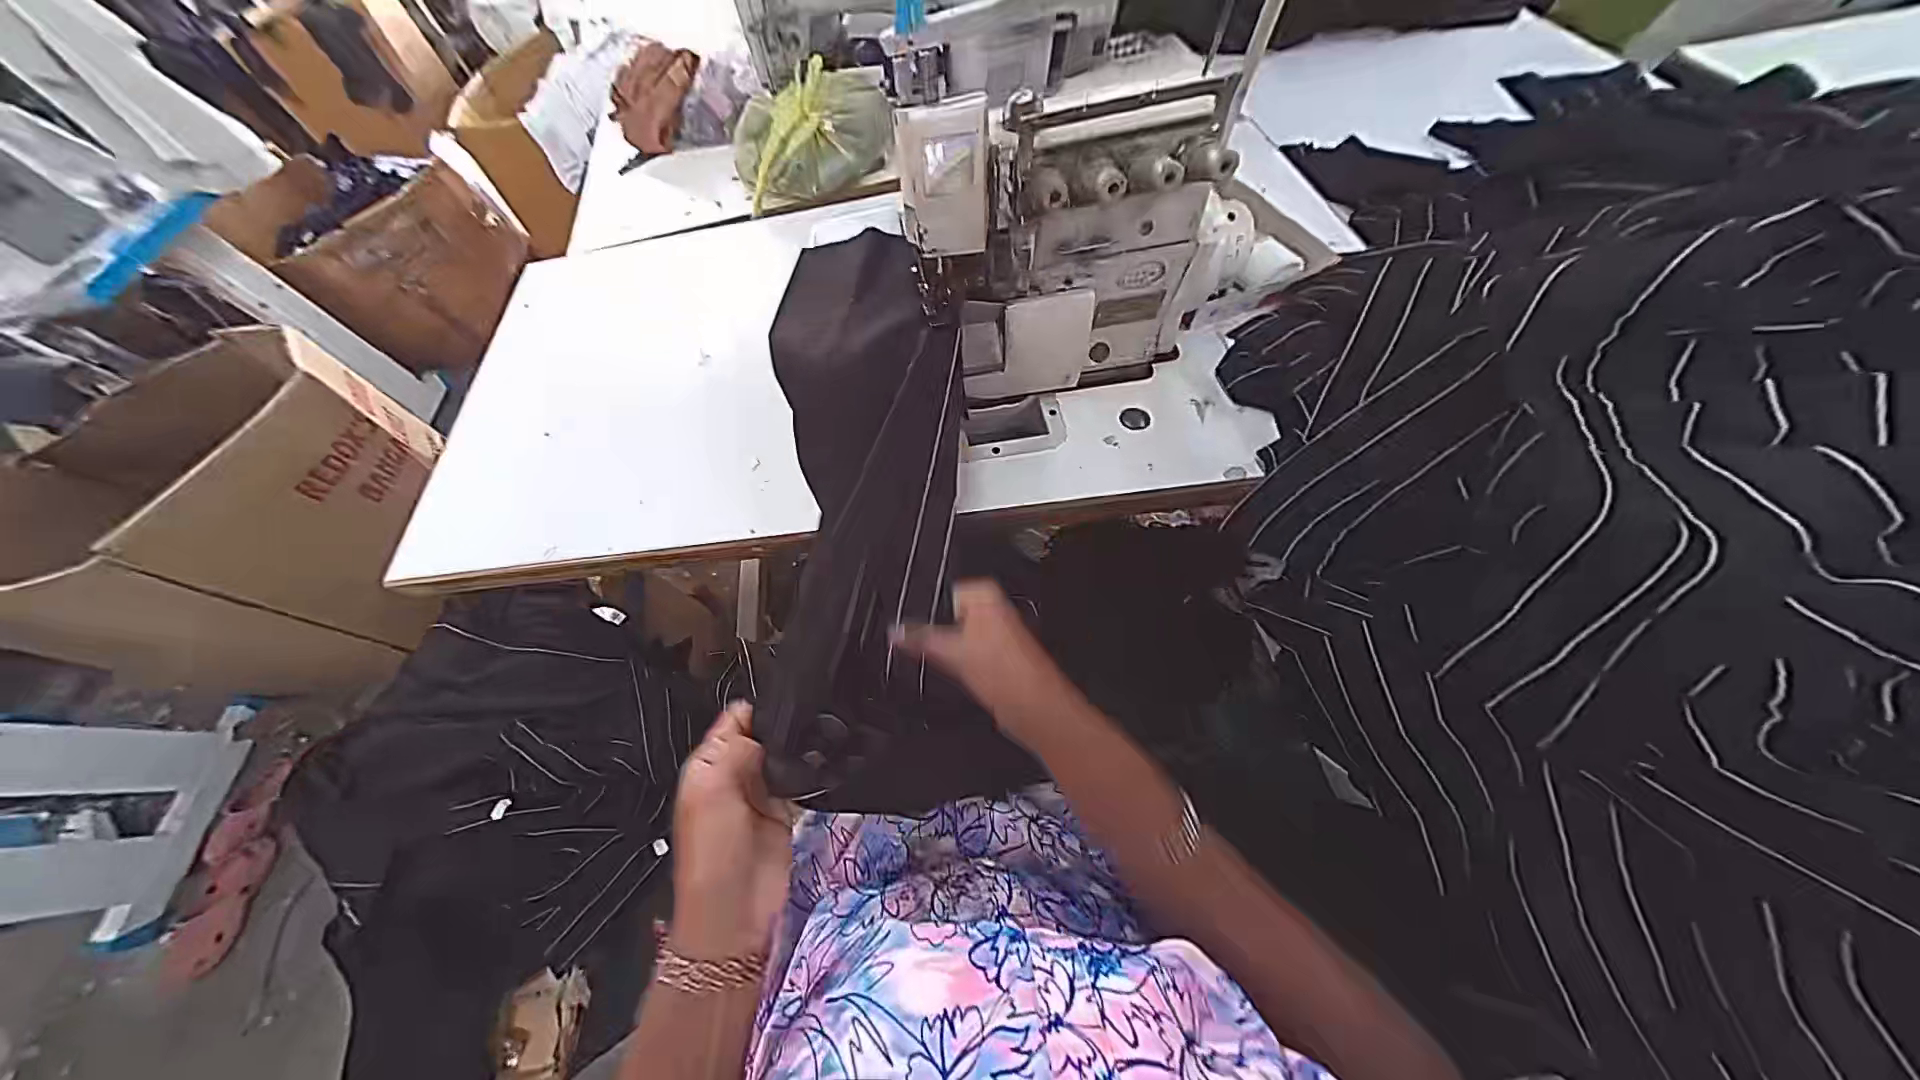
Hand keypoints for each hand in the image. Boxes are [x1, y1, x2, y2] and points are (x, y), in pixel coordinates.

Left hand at [669, 703, 794, 959]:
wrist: (735, 912)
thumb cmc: (712, 855)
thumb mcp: (713, 792)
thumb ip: (735, 750)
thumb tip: (764, 727)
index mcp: (708, 765)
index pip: (735, 719)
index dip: (759, 708)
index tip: (788, 700)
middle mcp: (734, 774)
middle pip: (763, 733)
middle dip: (782, 725)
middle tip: (808, 718)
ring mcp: (761, 793)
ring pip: (783, 754)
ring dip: (797, 748)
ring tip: (816, 739)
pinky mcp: (784, 811)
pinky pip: (799, 780)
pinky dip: (809, 771)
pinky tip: (820, 764)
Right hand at [892, 579, 1081, 748]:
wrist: (1034, 708)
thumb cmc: (1007, 674)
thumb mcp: (949, 652)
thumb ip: (918, 639)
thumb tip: (895, 632)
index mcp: (984, 594)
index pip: (941, 594)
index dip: (925, 615)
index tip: (914, 630)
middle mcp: (994, 608)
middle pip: (947, 618)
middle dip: (937, 634)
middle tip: (939, 653)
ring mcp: (996, 632)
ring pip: (956, 639)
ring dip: (949, 652)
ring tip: (959, 667)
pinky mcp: (997, 655)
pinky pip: (967, 655)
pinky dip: (961, 664)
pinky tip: (967, 676)